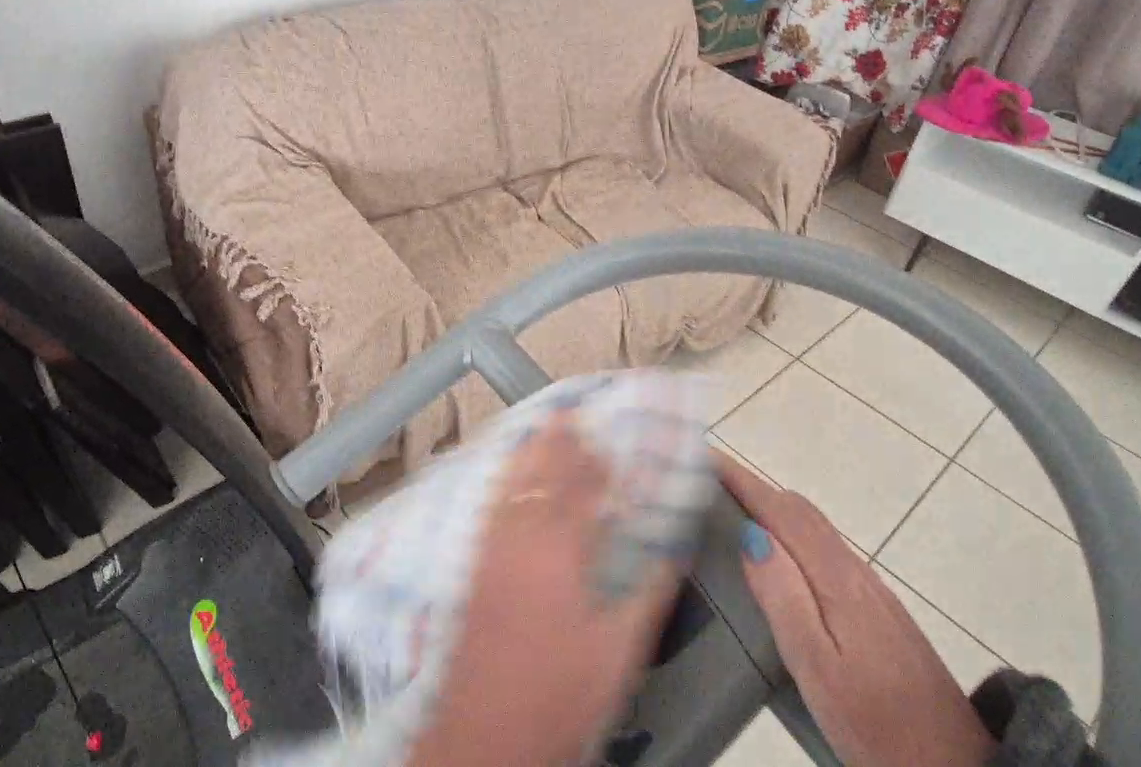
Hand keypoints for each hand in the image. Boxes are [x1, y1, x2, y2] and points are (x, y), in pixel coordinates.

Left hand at [408, 420, 681, 766]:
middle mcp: (521, 540)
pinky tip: (503, 480)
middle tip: (568, 410)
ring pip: (510, 487)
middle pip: (540, 477)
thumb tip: (670, 546)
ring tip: (538, 428)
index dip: (595, 457)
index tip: (607, 431)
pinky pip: (488, 510)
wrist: (486, 731)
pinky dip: (501, 484)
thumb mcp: (621, 647)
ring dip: (527, 454)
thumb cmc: (561, 693)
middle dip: (556, 441)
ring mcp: (491, 553)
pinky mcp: (471, 572)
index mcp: (562, 552)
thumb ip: (649, 588)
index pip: (582, 488)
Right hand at [718, 454, 996, 766]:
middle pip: (800, 512)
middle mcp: (857, 574)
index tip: (704, 456)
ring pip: (814, 532)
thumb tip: (750, 535)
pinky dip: (791, 538)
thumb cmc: (877, 724)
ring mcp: (872, 593)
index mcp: (837, 582)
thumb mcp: (817, 667)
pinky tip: (775, 560)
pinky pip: (824, 554)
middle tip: (705, 484)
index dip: (742, 480)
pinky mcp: (879, 613)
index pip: (782, 512)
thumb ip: (783, 598)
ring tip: (729, 513)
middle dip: (753, 488)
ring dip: (772, 512)